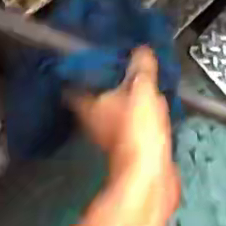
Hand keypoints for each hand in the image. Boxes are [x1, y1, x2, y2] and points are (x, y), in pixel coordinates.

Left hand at [70, 48, 178, 225]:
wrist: (150, 177)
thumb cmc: (137, 128)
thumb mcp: (141, 87)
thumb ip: (141, 66)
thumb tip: (141, 47)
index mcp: (89, 106)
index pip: (74, 85)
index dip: (77, 70)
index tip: (83, 56)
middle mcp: (96, 122)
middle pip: (96, 97)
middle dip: (106, 82)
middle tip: (117, 62)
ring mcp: (113, 137)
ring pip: (116, 110)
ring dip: (125, 98)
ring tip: (137, 79)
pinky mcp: (131, 149)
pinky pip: (133, 123)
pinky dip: (139, 114)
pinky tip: (151, 105)